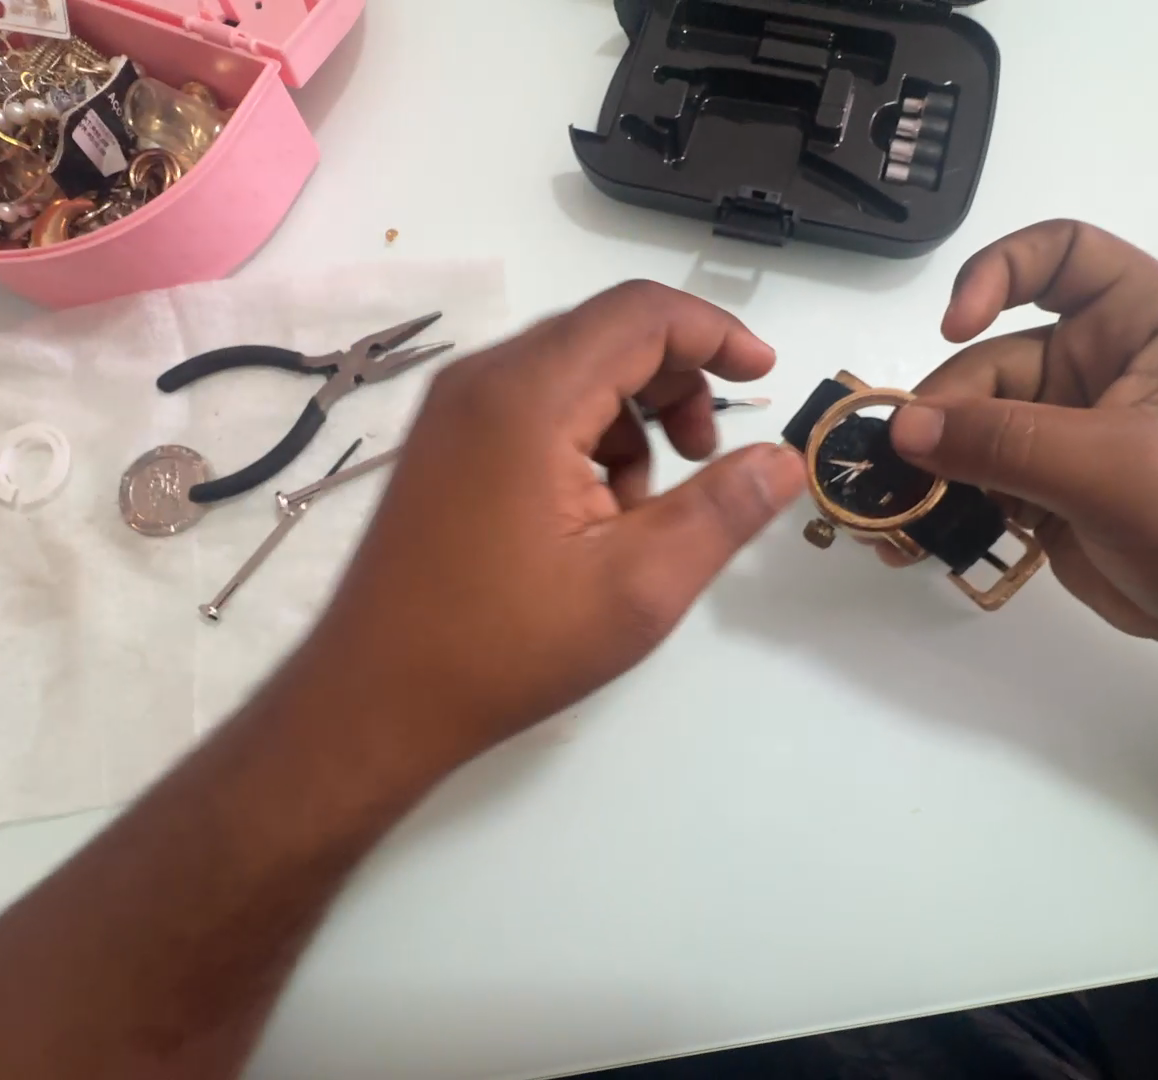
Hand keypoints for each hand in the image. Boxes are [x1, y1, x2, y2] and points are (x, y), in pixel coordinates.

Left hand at [308, 282, 804, 759]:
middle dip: (676, 384)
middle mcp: (482, 381)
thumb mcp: (638, 586)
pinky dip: (585, 441)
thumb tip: (782, 459)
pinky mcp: (444, 446)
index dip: (715, 334)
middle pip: (606, 336)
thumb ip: (723, 511)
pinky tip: (589, 517)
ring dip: (632, 421)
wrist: (375, 700)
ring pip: (572, 374)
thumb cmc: (506, 648)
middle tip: (707, 457)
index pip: (641, 315)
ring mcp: (453, 412)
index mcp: (528, 396)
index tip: (764, 377)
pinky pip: (535, 410)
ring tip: (641, 509)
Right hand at [888, 220, 1157, 653]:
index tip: (953, 328)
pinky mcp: (1043, 488)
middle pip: (991, 362)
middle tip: (905, 468)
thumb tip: (902, 430)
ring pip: (970, 426)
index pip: (1062, 255)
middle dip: (946, 413)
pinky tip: (911, 539)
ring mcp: (1066, 432)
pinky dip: (941, 505)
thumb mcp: (1118, 468)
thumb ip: (1005, 443)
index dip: (999, 273)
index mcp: (1142, 324)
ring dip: (929, 466)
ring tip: (893, 512)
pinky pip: (974, 480)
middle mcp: (1098, 368)